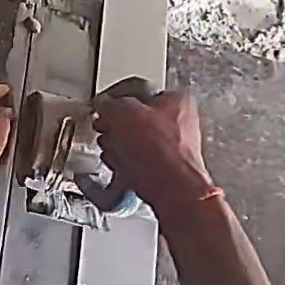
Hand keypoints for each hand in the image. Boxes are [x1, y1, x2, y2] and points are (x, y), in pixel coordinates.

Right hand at [93, 89, 217, 215]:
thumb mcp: (124, 114)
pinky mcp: (166, 172)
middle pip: (137, 120)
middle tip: (105, 130)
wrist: (173, 192)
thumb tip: (104, 105)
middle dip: (116, 128)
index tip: (103, 108)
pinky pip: (140, 164)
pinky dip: (127, 165)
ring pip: (137, 144)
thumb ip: (111, 105)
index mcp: (177, 101)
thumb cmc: (159, 153)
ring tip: (111, 151)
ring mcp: (174, 150)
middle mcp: (180, 124)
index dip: (116, 100)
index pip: (139, 93)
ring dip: (119, 147)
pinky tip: (121, 167)